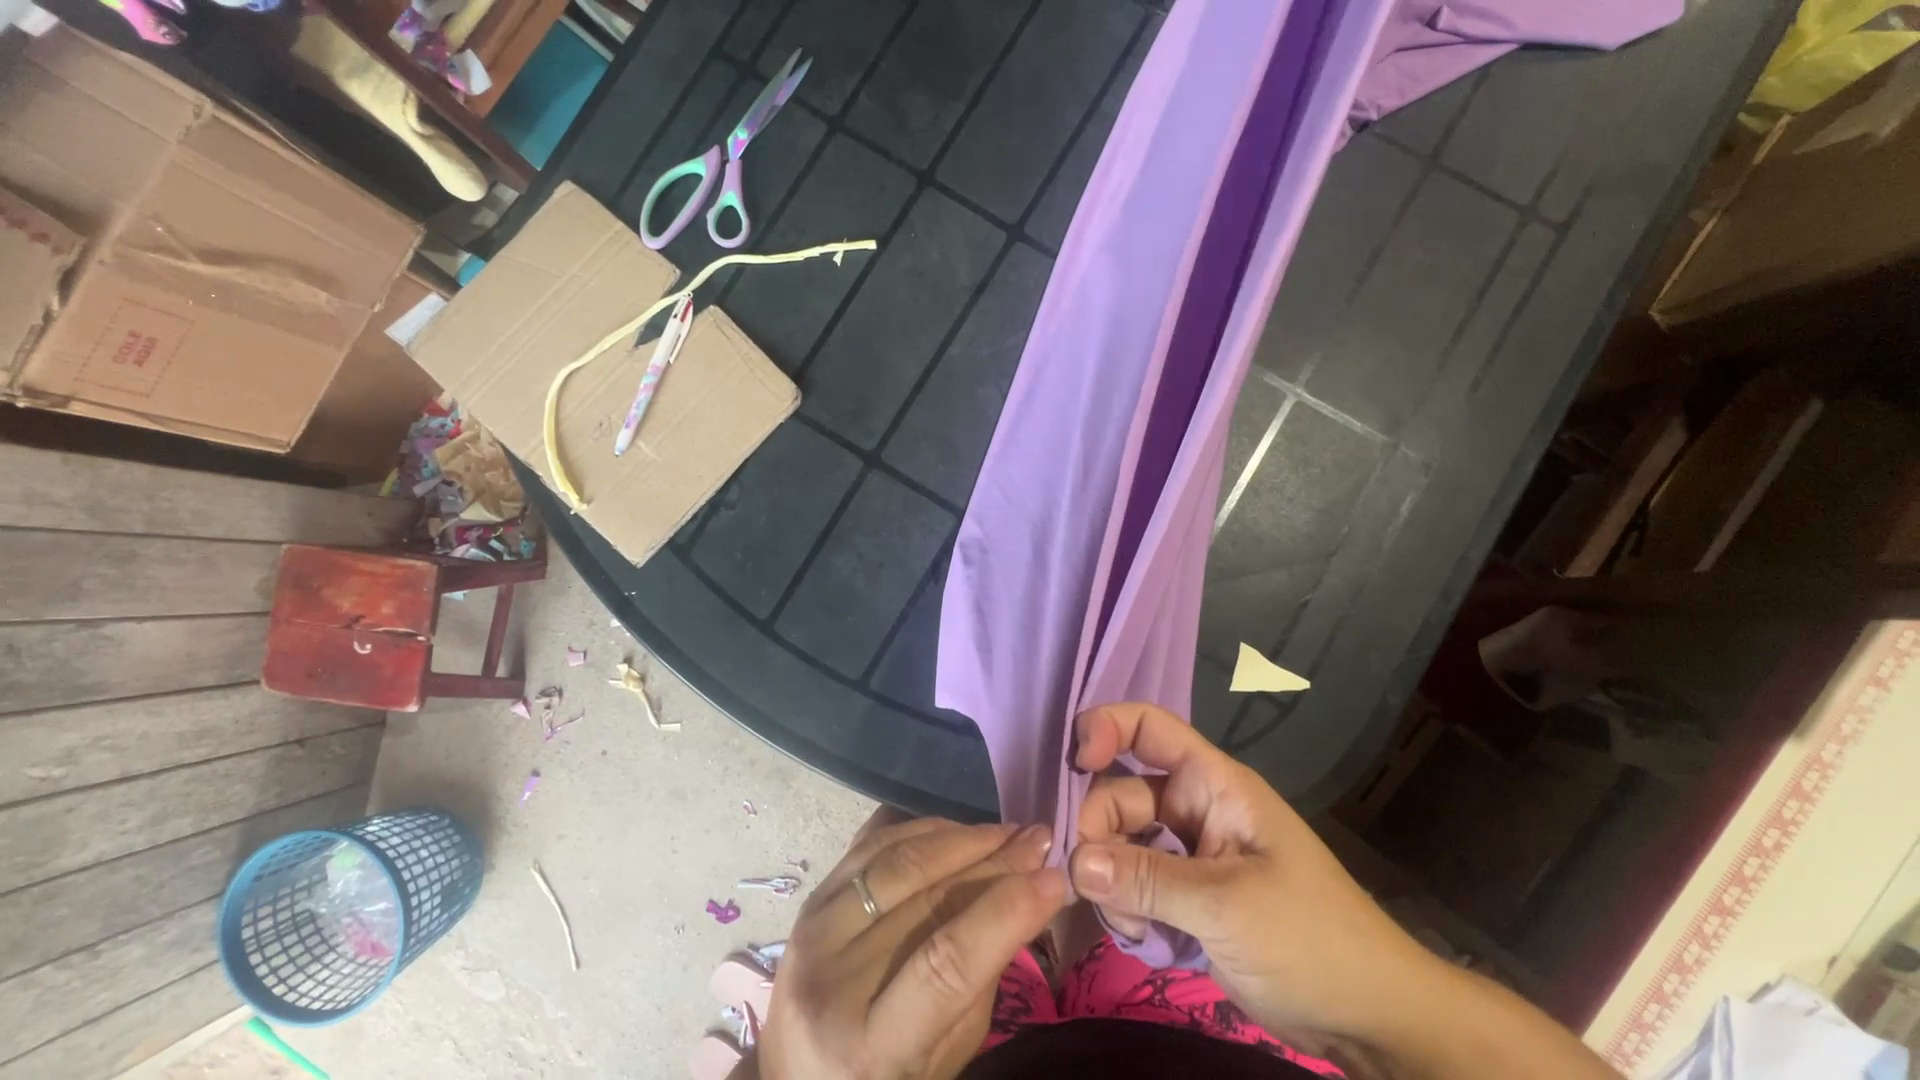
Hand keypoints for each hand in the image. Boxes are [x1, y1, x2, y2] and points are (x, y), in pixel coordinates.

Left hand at [754, 809, 1067, 1079]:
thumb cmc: (887, 1079)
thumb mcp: (946, 1053)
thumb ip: (978, 977)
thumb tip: (1023, 891)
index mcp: (871, 1046)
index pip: (946, 962)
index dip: (1005, 911)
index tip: (1054, 877)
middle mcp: (831, 981)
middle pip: (924, 899)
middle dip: (994, 861)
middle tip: (1041, 839)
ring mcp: (810, 935)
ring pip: (895, 860)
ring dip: (959, 835)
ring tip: (1005, 831)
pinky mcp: (804, 905)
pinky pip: (867, 847)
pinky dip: (917, 828)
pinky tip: (956, 827)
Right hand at [1067, 703, 1437, 1040]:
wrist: (1369, 1016)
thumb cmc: (1311, 941)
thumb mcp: (1226, 905)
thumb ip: (1146, 878)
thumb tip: (1074, 861)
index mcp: (1216, 786)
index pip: (1151, 728)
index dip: (1106, 729)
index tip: (1074, 767)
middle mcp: (1198, 810)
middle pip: (1121, 796)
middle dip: (1100, 835)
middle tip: (1089, 885)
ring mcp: (1191, 856)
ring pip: (1122, 846)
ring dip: (1113, 882)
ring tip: (1132, 928)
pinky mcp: (1188, 898)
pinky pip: (1136, 886)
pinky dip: (1128, 909)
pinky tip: (1143, 941)